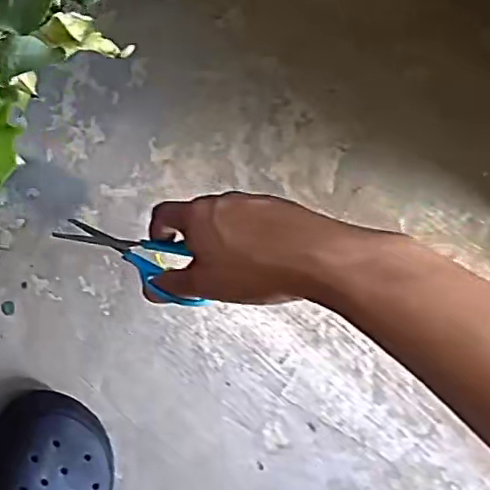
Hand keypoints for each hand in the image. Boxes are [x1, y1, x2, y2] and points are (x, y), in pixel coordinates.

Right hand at [146, 192, 405, 304]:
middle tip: (204, 262)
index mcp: (195, 214)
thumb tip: (158, 286)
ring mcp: (257, 204)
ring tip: (244, 266)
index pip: (162, 215)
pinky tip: (272, 262)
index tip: (163, 246)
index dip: (158, 232)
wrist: (331, 262)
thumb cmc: (267, 268)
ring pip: (232, 219)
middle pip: (198, 216)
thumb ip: (174, 284)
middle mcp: (223, 202)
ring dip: (231, 239)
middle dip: (197, 239)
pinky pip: (264, 223)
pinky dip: (262, 239)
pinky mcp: (288, 210)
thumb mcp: (208, 286)